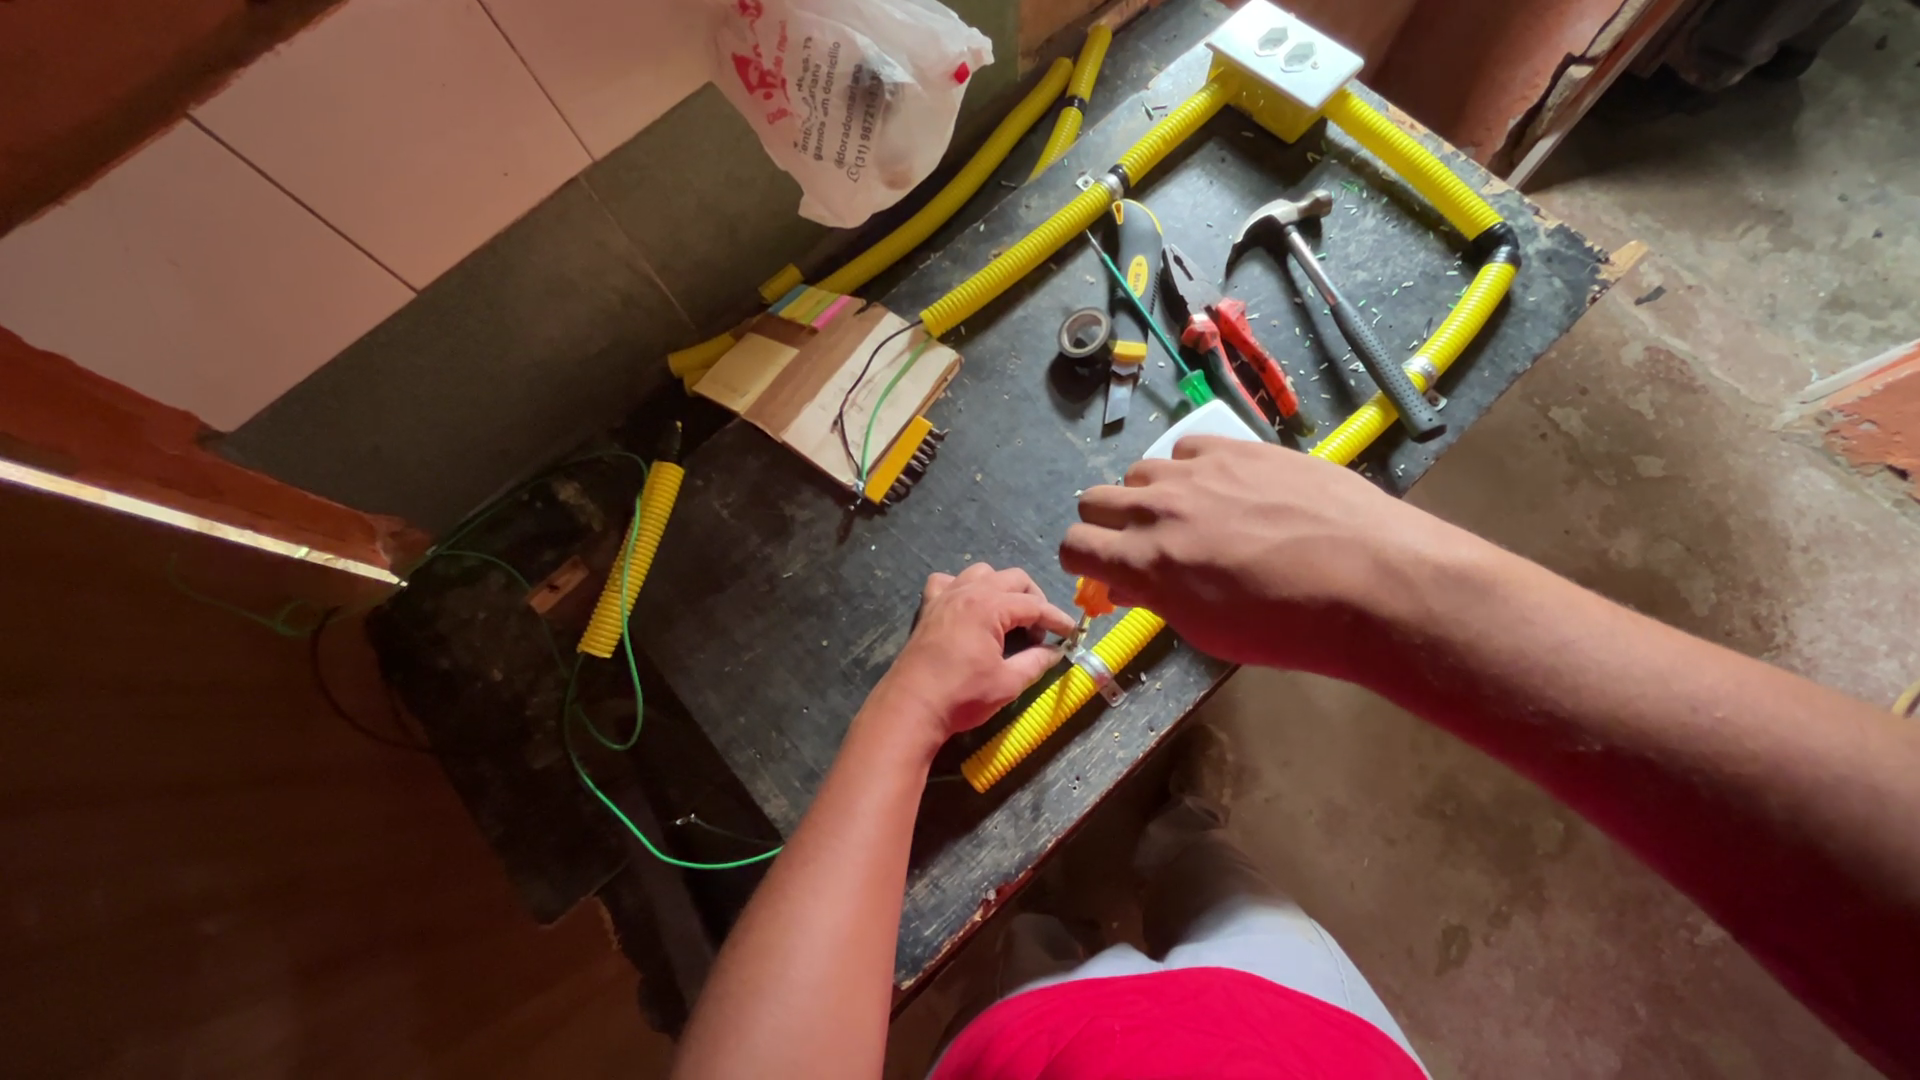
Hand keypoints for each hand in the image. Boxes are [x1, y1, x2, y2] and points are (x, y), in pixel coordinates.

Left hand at [871, 564, 1074, 748]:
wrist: (911, 706)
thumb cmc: (962, 696)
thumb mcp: (1008, 682)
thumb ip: (1036, 662)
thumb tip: (1055, 652)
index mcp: (989, 606)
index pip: (1034, 605)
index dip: (1057, 619)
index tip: (1071, 633)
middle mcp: (968, 591)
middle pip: (1013, 579)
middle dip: (1034, 599)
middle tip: (1041, 629)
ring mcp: (945, 596)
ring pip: (982, 573)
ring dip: (1001, 588)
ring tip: (1009, 616)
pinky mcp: (928, 607)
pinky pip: (948, 582)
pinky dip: (963, 587)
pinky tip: (969, 607)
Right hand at [1059, 436, 1487, 678]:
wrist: (1371, 580)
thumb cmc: (1287, 627)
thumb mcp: (1205, 630)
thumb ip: (1155, 598)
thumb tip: (1128, 583)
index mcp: (1144, 563)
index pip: (1073, 545)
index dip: (1082, 559)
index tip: (1102, 567)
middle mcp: (1157, 510)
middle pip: (1093, 500)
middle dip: (1107, 524)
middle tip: (1140, 541)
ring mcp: (1197, 471)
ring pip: (1140, 471)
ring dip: (1151, 494)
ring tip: (1192, 513)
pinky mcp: (1237, 446)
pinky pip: (1187, 447)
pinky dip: (1193, 469)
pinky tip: (1228, 488)